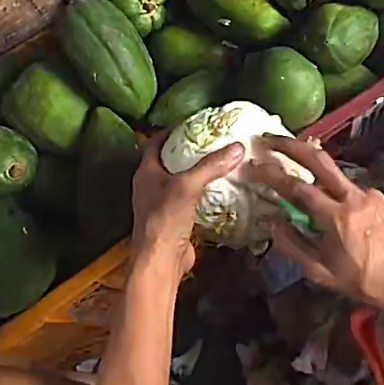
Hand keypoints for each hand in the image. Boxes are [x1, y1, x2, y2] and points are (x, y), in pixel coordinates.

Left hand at [131, 134, 244, 273]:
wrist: (160, 261)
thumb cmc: (165, 219)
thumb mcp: (188, 186)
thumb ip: (211, 166)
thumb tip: (237, 146)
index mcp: (146, 172)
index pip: (155, 143)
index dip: (170, 130)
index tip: (192, 123)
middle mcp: (150, 186)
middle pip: (168, 161)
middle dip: (187, 151)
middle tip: (211, 141)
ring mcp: (160, 204)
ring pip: (179, 181)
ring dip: (195, 173)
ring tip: (218, 161)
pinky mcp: (173, 220)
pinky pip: (188, 200)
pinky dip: (201, 193)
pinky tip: (219, 190)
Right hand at [247, 136, 383, 309]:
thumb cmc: (354, 278)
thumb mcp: (316, 269)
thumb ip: (290, 242)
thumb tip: (269, 220)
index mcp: (337, 217)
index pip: (299, 188)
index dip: (274, 175)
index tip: (255, 166)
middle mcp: (353, 198)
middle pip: (318, 160)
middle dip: (291, 145)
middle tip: (269, 139)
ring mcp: (366, 193)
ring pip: (331, 170)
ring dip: (308, 163)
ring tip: (288, 159)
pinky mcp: (374, 195)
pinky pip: (344, 184)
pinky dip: (329, 187)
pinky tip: (323, 198)